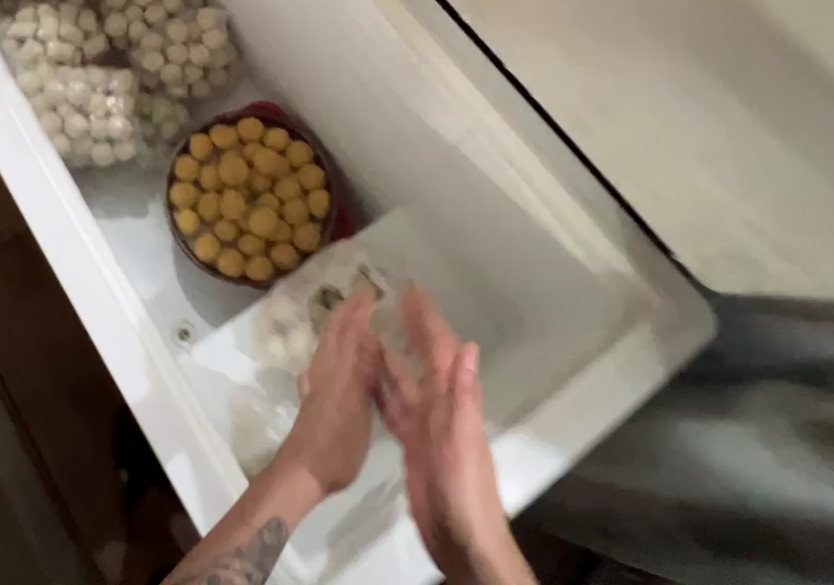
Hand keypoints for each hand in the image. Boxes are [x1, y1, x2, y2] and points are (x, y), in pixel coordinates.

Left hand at [272, 289, 380, 498]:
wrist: (304, 471)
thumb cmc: (336, 444)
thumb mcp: (356, 407)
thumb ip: (362, 371)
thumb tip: (370, 335)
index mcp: (337, 370)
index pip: (348, 332)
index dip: (358, 311)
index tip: (371, 291)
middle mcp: (325, 371)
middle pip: (334, 334)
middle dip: (347, 312)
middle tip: (363, 295)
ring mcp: (318, 385)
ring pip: (329, 347)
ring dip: (341, 328)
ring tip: (354, 318)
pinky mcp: (316, 399)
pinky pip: (327, 363)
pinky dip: (336, 349)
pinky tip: (337, 356)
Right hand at [378, 287, 528, 583]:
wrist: (463, 543)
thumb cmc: (465, 492)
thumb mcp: (462, 443)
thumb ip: (464, 396)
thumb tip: (468, 346)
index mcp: (453, 402)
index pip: (440, 350)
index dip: (429, 319)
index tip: (413, 290)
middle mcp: (440, 407)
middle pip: (425, 359)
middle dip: (413, 328)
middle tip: (394, 299)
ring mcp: (425, 426)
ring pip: (405, 381)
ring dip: (392, 355)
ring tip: (371, 331)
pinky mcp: (411, 445)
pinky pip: (393, 408)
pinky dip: (381, 390)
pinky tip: (365, 380)